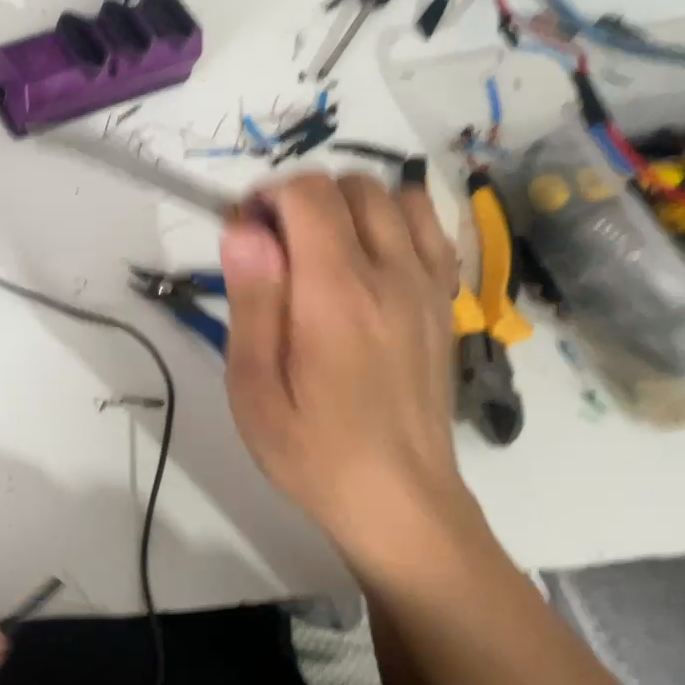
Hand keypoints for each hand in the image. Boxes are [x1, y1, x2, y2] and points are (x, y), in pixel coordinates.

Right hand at [219, 173, 483, 568]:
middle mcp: (393, 276)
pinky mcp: (444, 303)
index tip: (240, 236)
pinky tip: (362, 262)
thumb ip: (253, 298)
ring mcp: (429, 288)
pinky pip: (429, 228)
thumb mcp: (252, 382)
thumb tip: (244, 228)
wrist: (398, 499)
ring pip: (397, 197)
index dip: (266, 197)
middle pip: (354, 186)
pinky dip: (392, 222)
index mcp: (337, 294)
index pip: (310, 194)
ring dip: (348, 206)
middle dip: (302, 198)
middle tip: (269, 248)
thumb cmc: (308, 446)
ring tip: (315, 250)